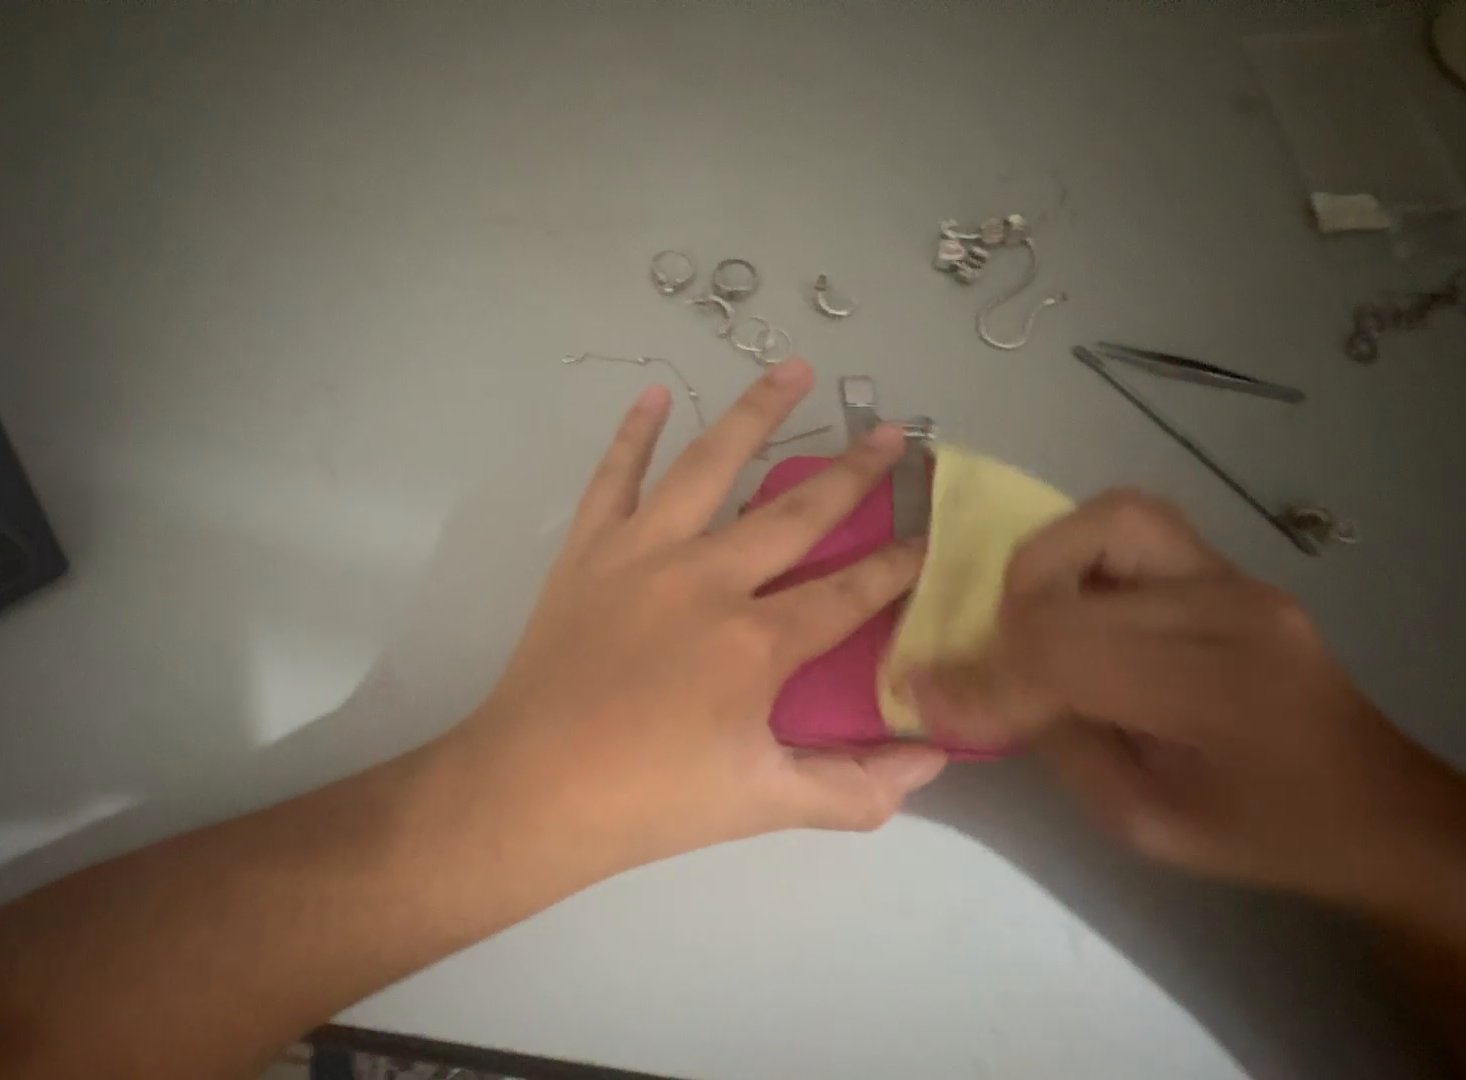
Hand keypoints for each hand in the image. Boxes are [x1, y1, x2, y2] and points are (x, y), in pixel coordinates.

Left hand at [452, 360, 944, 870]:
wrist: (531, 788)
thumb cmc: (650, 799)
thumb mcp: (764, 804)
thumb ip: (856, 787)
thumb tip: (934, 761)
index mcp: (756, 641)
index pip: (850, 592)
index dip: (899, 565)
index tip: (932, 535)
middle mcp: (707, 579)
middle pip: (796, 512)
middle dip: (853, 472)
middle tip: (894, 432)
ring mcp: (642, 554)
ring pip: (708, 465)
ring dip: (755, 413)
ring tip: (793, 369)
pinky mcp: (588, 551)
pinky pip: (614, 476)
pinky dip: (634, 433)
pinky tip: (655, 394)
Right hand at [913, 491, 1465, 908]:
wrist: (1385, 808)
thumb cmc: (1264, 833)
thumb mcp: (1144, 823)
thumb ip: (1052, 741)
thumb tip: (957, 688)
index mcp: (1216, 693)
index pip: (1063, 655)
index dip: (984, 678)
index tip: (927, 697)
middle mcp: (1229, 611)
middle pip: (1066, 588)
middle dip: (1002, 632)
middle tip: (984, 669)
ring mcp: (1236, 578)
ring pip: (1105, 521)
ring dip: (1042, 565)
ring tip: (1028, 617)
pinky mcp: (1230, 568)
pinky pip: (1132, 525)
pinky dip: (1078, 550)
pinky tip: (1074, 599)